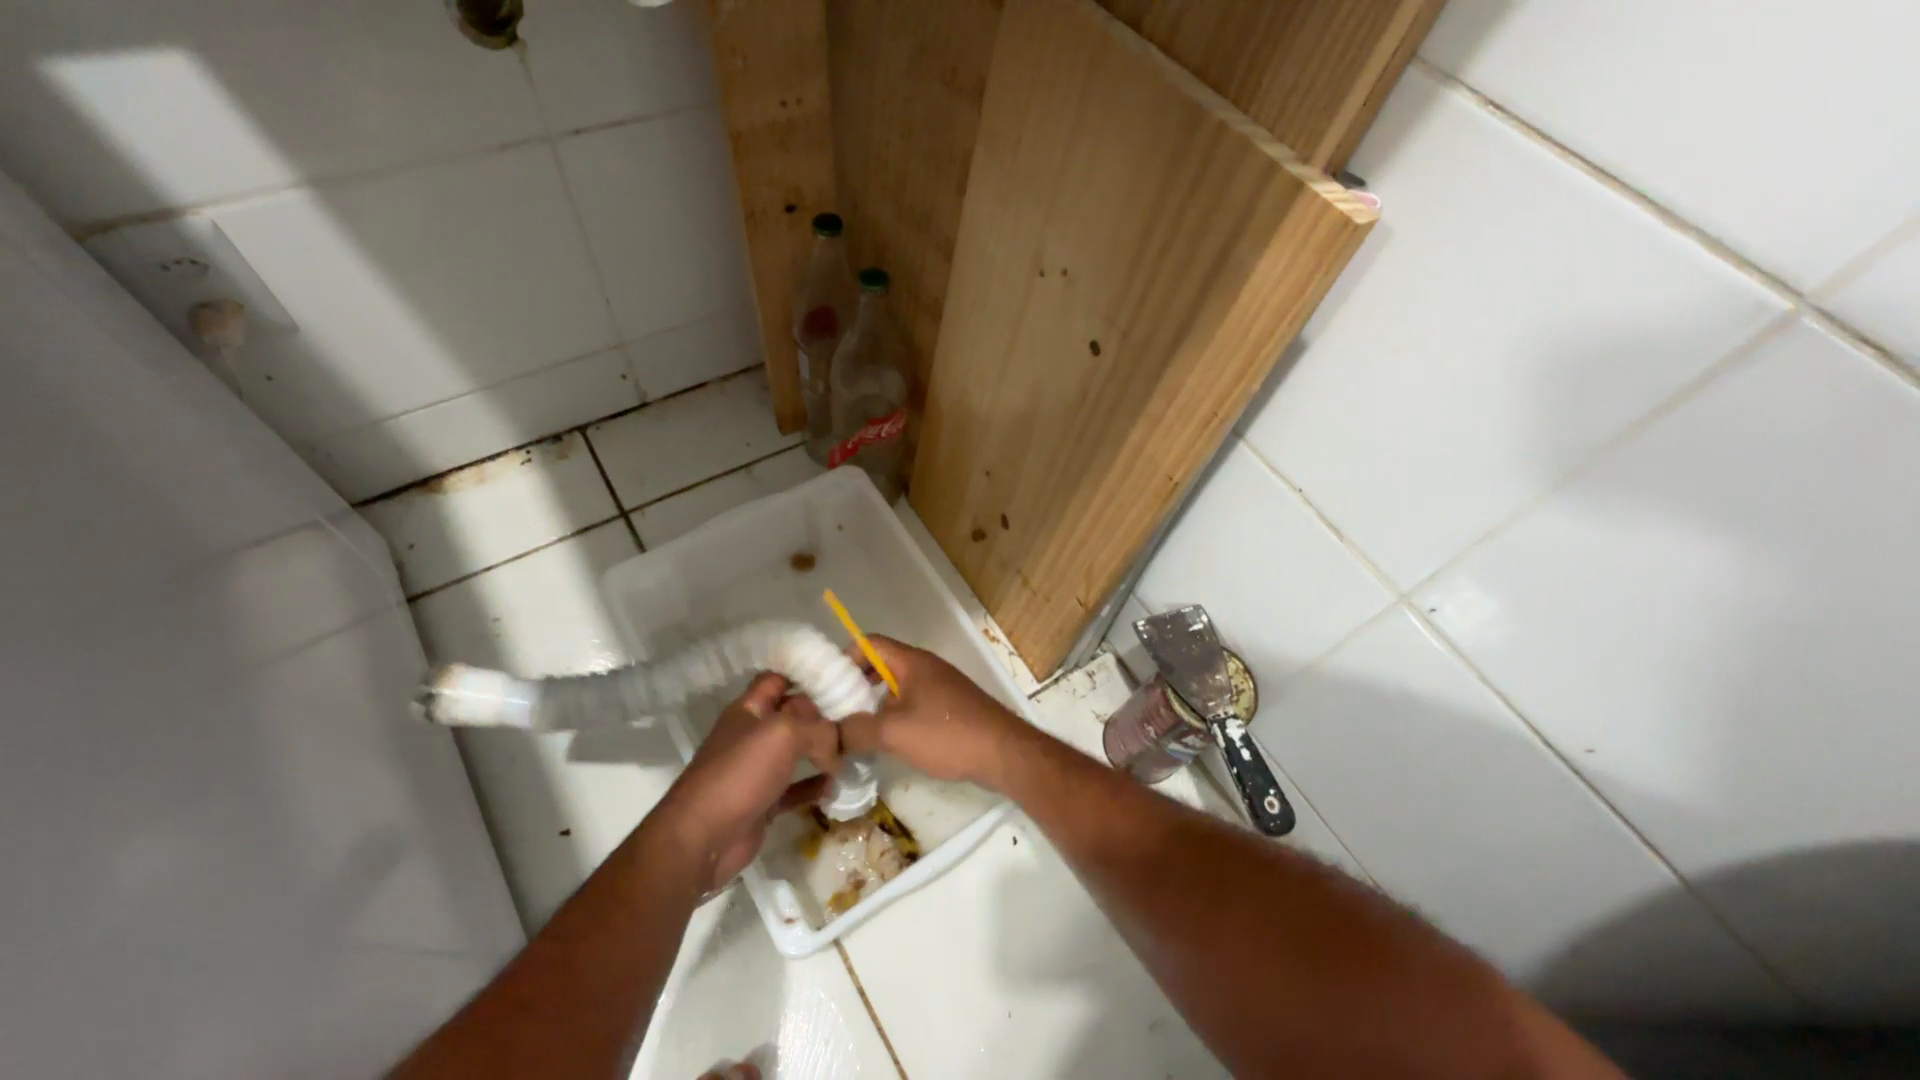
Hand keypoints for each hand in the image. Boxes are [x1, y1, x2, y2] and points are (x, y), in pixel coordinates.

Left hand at [650, 673, 841, 892]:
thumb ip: (819, 730)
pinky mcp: (765, 801)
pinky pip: (797, 788)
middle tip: (862, 713)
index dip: (807, 672)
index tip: (843, 672)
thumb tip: (838, 748)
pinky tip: (838, 785)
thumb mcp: (784, 735)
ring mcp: (758, 770)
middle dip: (825, 712)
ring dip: (825, 750)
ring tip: (859, 747)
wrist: (703, 838)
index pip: (779, 678)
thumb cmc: (740, 773)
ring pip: (798, 751)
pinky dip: (816, 785)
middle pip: (794, 715)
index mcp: (749, 709)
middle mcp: (753, 735)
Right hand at [839, 637, 1033, 791]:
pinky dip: (896, 717)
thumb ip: (855, 730)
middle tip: (836, 711)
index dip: (845, 658)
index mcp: (911, 662)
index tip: (827, 686)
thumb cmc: (946, 734)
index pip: (869, 643)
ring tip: (856, 730)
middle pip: (881, 665)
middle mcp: (926, 667)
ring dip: (875, 704)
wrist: (1004, 753)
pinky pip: (913, 704)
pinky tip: (889, 742)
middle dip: (856, 685)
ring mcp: (941, 687)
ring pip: (897, 688)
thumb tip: (827, 735)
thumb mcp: (893, 733)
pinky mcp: (950, 709)